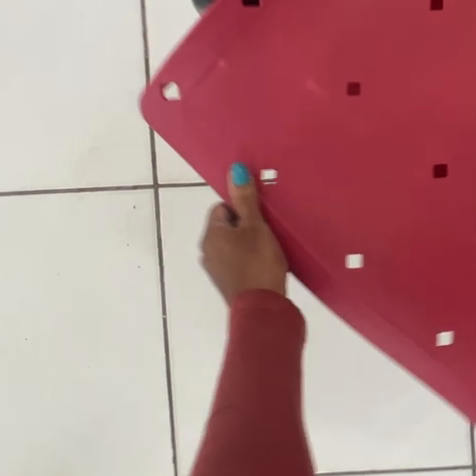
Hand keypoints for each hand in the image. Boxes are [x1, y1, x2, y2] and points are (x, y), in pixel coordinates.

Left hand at [201, 163, 288, 300]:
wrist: (260, 306)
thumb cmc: (258, 261)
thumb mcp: (256, 226)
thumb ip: (246, 199)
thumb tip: (234, 169)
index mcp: (211, 233)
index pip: (221, 208)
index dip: (241, 209)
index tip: (260, 217)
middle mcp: (206, 250)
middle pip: (226, 227)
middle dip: (245, 226)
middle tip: (267, 231)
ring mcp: (214, 269)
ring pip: (231, 245)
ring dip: (247, 243)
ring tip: (269, 248)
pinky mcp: (226, 283)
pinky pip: (235, 261)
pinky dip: (247, 259)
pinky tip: (264, 264)